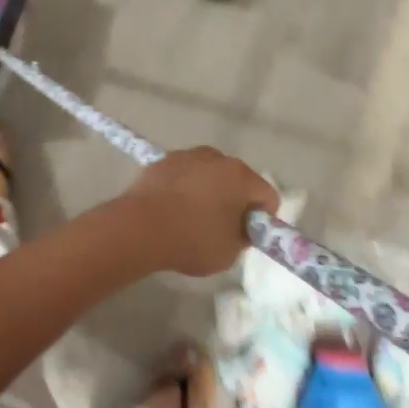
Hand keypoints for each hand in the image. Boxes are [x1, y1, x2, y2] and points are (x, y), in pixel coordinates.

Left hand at [115, 148, 278, 276]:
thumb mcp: (229, 252)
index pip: (268, 196)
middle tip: (222, 228)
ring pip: (211, 174)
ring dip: (210, 191)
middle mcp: (217, 157)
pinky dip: (186, 187)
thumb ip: (242, 237)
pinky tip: (173, 208)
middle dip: (236, 201)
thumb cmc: (192, 239)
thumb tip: (240, 227)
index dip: (263, 218)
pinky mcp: (164, 159)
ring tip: (193, 217)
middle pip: (239, 180)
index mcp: (240, 176)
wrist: (140, 226)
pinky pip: (186, 174)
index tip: (248, 236)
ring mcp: (188, 155)